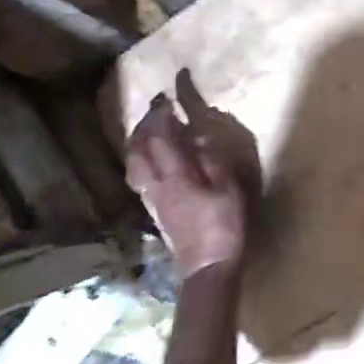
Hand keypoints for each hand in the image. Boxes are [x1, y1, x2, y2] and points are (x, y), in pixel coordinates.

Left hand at [125, 69, 259, 278]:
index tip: (167, 95)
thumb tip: (200, 136)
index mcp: (176, 175)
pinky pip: (137, 175)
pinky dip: (139, 157)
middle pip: (138, 147)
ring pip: (133, 162)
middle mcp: (157, 184)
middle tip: (158, 108)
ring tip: (149, 129)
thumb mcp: (230, 190)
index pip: (161, 136)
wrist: (208, 268)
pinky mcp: (154, 209)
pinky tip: (151, 158)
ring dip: (137, 140)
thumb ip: (214, 160)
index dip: (161, 113)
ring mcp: (152, 198)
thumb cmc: (224, 227)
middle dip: (145, 123)